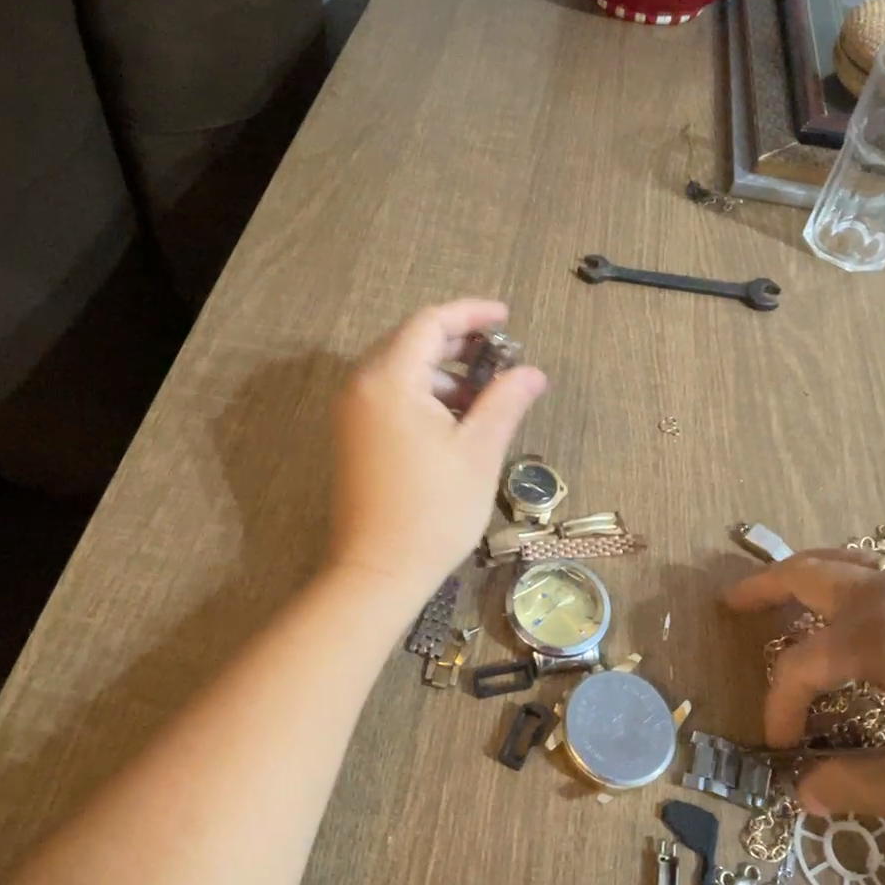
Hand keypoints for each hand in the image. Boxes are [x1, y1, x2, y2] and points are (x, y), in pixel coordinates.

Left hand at [328, 300, 546, 597]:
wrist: (378, 571)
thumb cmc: (433, 510)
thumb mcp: (479, 451)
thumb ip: (505, 401)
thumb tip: (533, 372)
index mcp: (389, 379)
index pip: (429, 323)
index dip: (471, 313)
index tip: (507, 319)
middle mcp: (361, 386)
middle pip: (411, 342)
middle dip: (458, 343)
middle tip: (501, 357)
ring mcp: (352, 413)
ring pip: (401, 371)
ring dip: (443, 374)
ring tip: (484, 398)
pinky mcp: (353, 438)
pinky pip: (390, 397)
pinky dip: (424, 396)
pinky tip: (455, 422)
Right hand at [725, 552, 884, 839]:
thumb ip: (853, 785)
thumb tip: (802, 792)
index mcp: (878, 634)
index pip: (799, 665)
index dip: (779, 708)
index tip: (782, 748)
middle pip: (809, 571)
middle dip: (763, 585)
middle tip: (730, 601)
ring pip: (849, 562)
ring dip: (807, 577)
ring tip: (782, 599)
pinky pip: (883, 575)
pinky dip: (848, 583)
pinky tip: (855, 619)